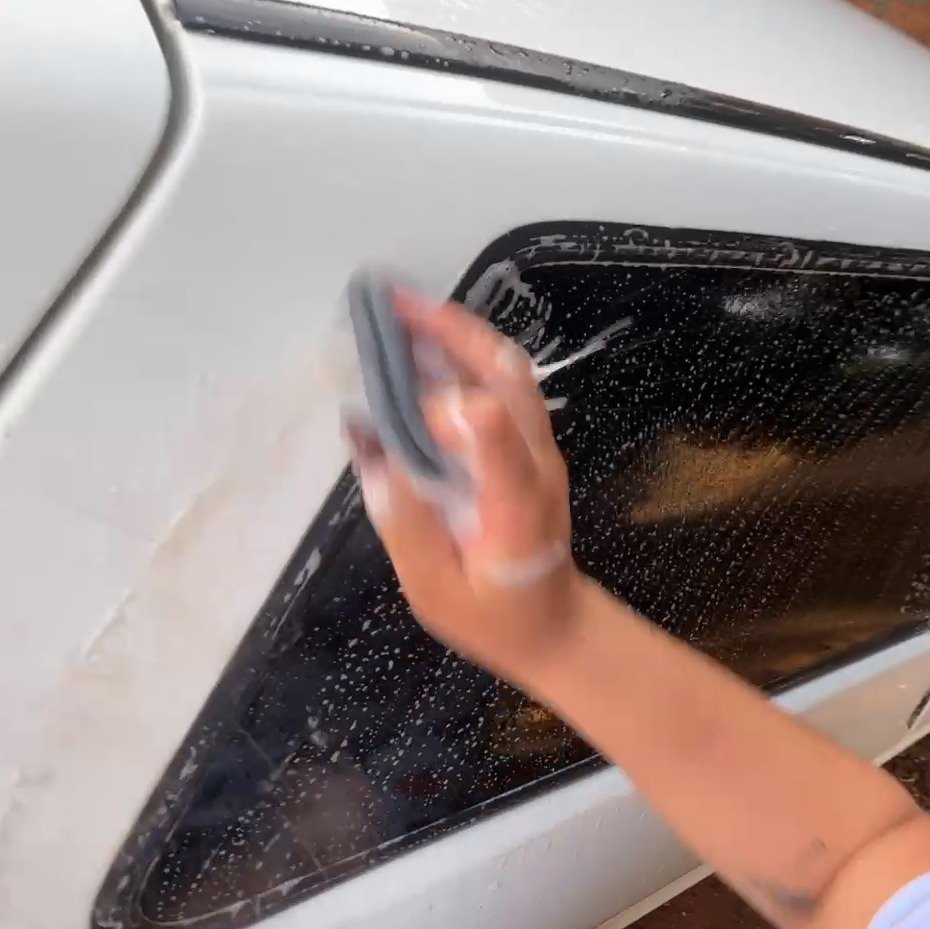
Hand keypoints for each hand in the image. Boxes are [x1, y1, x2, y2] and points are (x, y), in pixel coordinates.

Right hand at [344, 289, 589, 679]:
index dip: (450, 408)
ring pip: (511, 374)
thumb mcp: (437, 592)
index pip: (497, 432)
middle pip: (509, 377)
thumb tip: (376, 453)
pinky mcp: (533, 449)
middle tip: (392, 304)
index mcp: (518, 503)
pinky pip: (506, 389)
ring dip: (460, 335)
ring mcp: (542, 451)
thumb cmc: (496, 618)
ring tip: (402, 311)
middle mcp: (539, 463)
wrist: (553, 624)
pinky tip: (425, 349)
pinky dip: (467, 359)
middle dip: (453, 331)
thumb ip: (407, 524)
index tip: (406, 407)